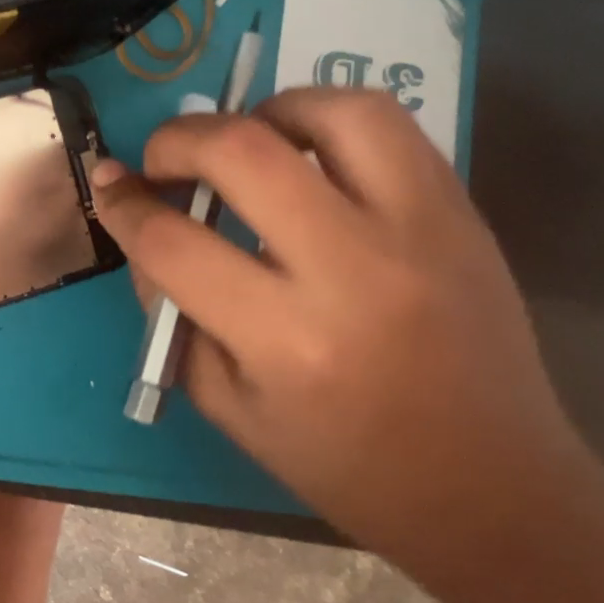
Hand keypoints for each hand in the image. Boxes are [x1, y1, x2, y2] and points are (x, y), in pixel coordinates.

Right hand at [88, 88, 602, 566]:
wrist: (495, 491)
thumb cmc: (342, 463)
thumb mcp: (225, 403)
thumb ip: (171, 312)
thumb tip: (142, 229)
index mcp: (285, 340)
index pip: (173, 242)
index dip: (123, 206)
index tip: (109, 189)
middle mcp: (354, 272)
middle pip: (243, 153)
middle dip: (177, 141)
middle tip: (163, 162)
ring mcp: (421, 234)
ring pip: (335, 113)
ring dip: (267, 111)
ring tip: (246, 142)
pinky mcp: (465, 217)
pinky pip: (391, 130)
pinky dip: (329, 124)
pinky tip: (306, 158)